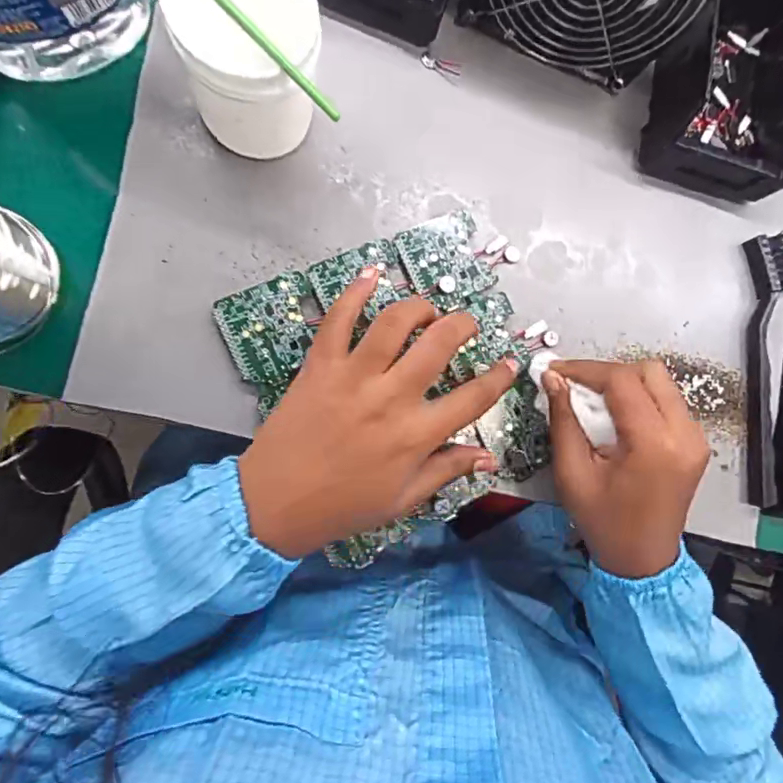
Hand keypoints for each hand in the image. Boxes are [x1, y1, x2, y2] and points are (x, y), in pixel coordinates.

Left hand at [238, 268, 518, 557]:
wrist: (275, 503)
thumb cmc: (340, 507)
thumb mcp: (401, 500)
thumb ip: (445, 471)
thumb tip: (487, 457)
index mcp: (415, 436)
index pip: (472, 399)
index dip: (497, 378)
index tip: (508, 363)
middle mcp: (390, 399)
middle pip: (439, 345)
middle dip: (462, 326)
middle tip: (466, 325)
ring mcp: (353, 378)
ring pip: (394, 323)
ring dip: (418, 308)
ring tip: (425, 311)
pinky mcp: (319, 366)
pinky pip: (338, 320)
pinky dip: (355, 292)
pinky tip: (371, 276)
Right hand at [544, 359, 708, 578]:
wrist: (641, 559)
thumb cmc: (602, 521)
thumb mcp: (572, 471)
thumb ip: (563, 420)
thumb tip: (553, 380)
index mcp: (655, 444)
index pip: (622, 381)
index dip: (585, 370)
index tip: (555, 373)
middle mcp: (685, 434)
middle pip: (648, 372)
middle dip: (606, 373)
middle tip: (573, 387)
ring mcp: (695, 438)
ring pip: (660, 383)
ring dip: (622, 384)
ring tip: (590, 401)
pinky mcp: (694, 442)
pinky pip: (666, 402)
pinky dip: (637, 399)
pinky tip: (612, 417)